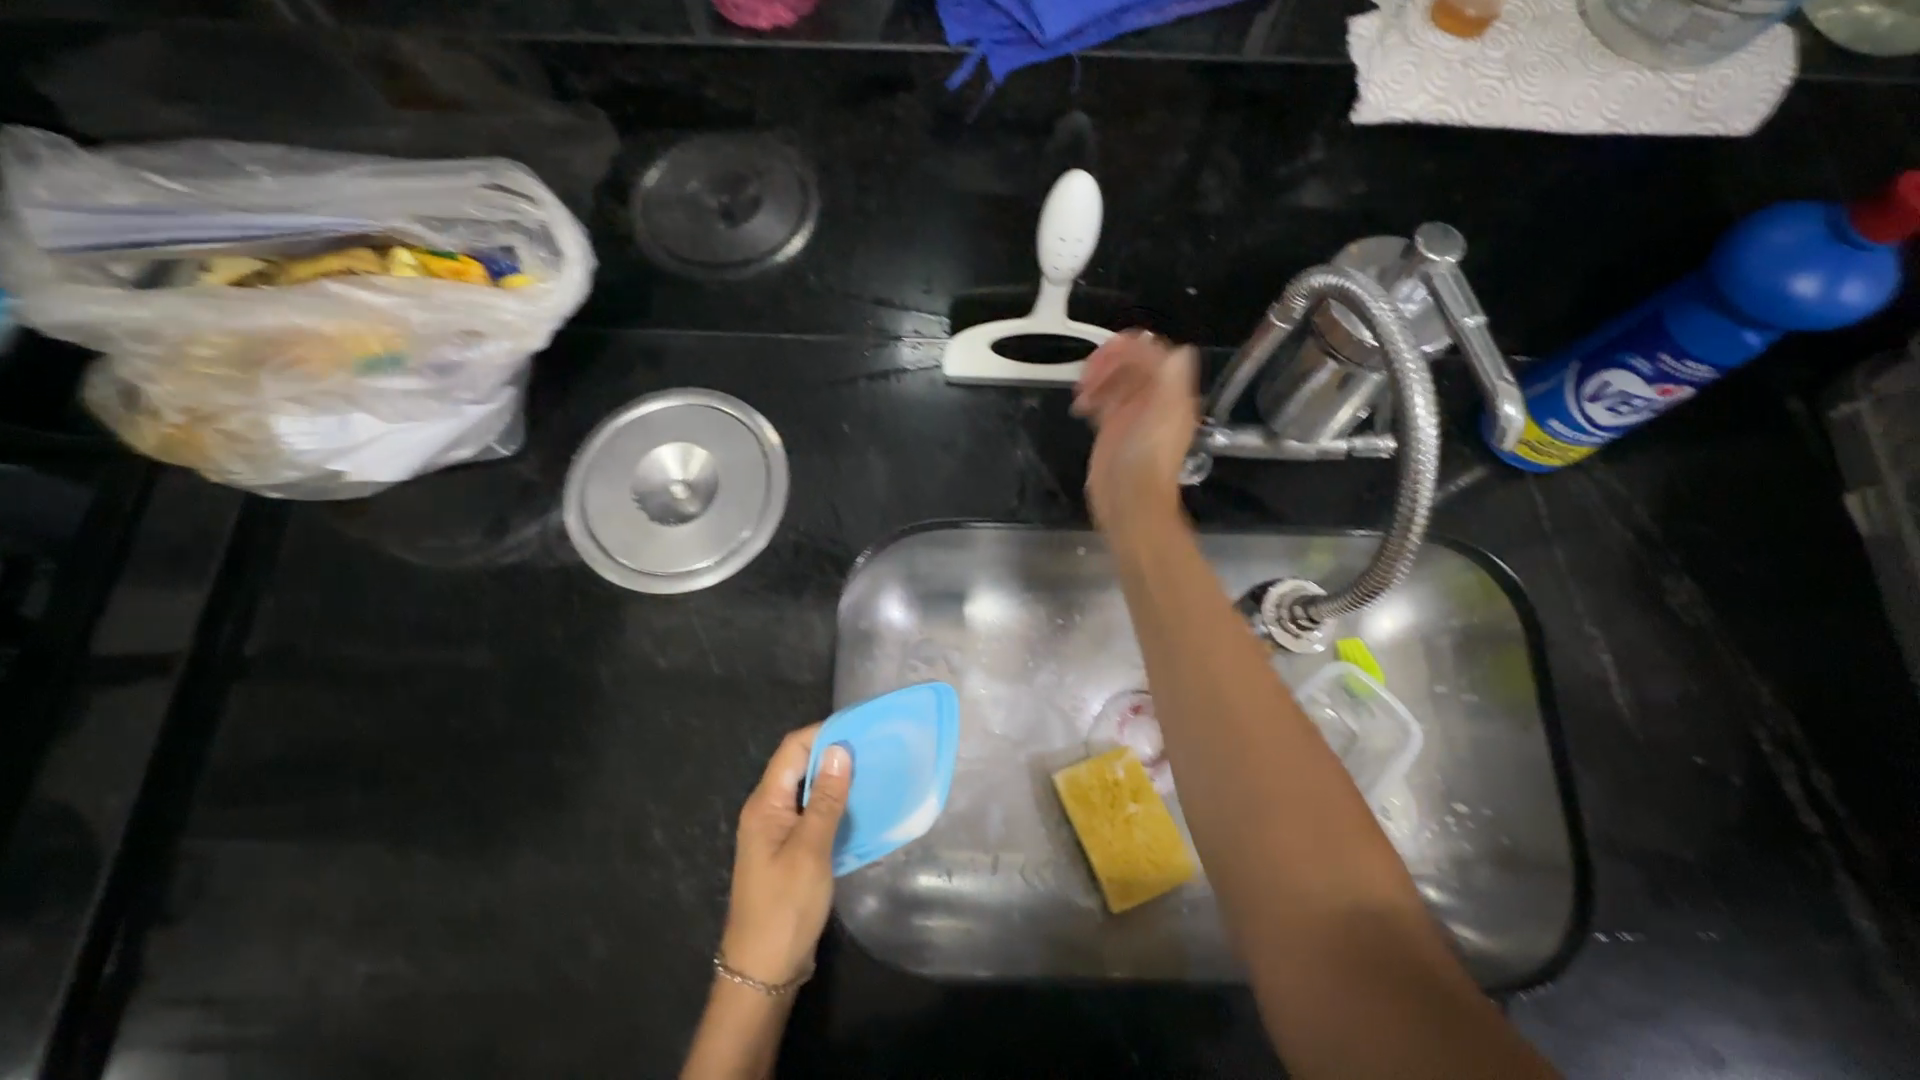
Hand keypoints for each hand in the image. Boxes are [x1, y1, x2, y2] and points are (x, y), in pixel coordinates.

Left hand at [720, 724, 851, 985]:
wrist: (764, 970)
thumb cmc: (785, 907)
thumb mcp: (811, 850)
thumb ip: (826, 800)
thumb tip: (839, 749)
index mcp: (765, 805)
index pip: (792, 750)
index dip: (824, 733)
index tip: (863, 728)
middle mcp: (767, 812)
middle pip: (798, 767)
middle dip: (834, 754)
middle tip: (876, 748)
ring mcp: (777, 834)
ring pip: (808, 793)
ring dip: (836, 782)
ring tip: (875, 773)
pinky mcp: (789, 854)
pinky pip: (812, 817)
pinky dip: (834, 808)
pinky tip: (861, 811)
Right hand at [1071, 330, 1199, 536]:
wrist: (1130, 502)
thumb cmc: (1147, 460)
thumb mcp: (1164, 415)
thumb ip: (1172, 380)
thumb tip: (1179, 351)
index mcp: (1170, 394)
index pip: (1153, 355)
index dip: (1130, 349)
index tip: (1105, 357)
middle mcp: (1153, 400)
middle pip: (1131, 363)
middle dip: (1108, 363)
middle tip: (1088, 377)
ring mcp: (1131, 413)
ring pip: (1114, 379)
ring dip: (1096, 378)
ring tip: (1083, 393)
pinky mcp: (1111, 428)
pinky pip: (1102, 399)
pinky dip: (1090, 396)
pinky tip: (1081, 407)